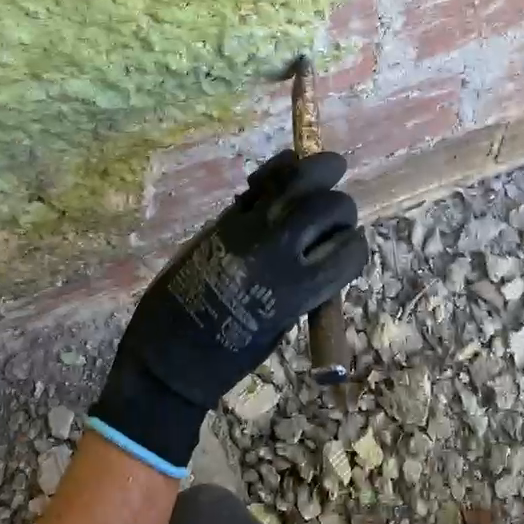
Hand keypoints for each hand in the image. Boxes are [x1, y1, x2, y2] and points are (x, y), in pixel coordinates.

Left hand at [88, 150, 369, 474]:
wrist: (168, 356)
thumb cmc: (231, 355)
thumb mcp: (283, 324)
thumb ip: (309, 285)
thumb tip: (327, 249)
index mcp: (297, 289)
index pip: (349, 250)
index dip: (355, 246)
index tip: (350, 244)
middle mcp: (277, 250)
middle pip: (329, 207)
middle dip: (341, 208)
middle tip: (337, 212)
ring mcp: (247, 228)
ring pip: (295, 180)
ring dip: (318, 172)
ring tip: (329, 167)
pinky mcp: (223, 219)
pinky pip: (260, 182)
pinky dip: (278, 171)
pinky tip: (287, 171)